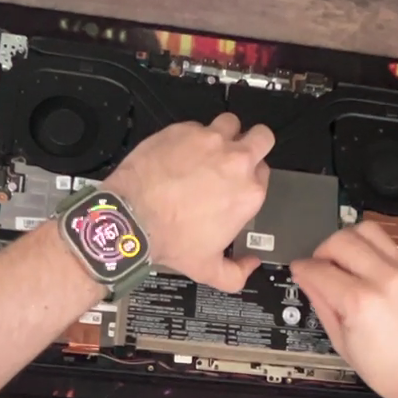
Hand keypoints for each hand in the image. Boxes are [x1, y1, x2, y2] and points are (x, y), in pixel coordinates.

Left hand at [101, 114, 270, 290]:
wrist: (134, 218)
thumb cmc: (171, 239)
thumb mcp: (208, 269)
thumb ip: (237, 274)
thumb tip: (249, 267)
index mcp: (249, 193)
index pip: (264, 173)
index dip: (251, 177)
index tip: (237, 185)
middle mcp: (236, 161)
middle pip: (262, 137)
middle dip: (253, 143)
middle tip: (236, 156)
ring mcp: (210, 141)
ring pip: (231, 123)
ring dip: (225, 134)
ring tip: (209, 149)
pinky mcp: (183, 130)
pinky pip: (196, 125)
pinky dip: (191, 137)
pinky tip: (180, 153)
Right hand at [290, 223, 397, 397]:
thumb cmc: (389, 371)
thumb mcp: (342, 343)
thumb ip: (322, 304)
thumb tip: (307, 279)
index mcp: (360, 302)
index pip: (319, 269)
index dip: (302, 268)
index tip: (299, 270)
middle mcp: (384, 279)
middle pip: (341, 240)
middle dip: (322, 250)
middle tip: (321, 267)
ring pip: (367, 230)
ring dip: (348, 242)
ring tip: (345, 262)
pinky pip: (389, 245)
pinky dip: (372, 251)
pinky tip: (368, 271)